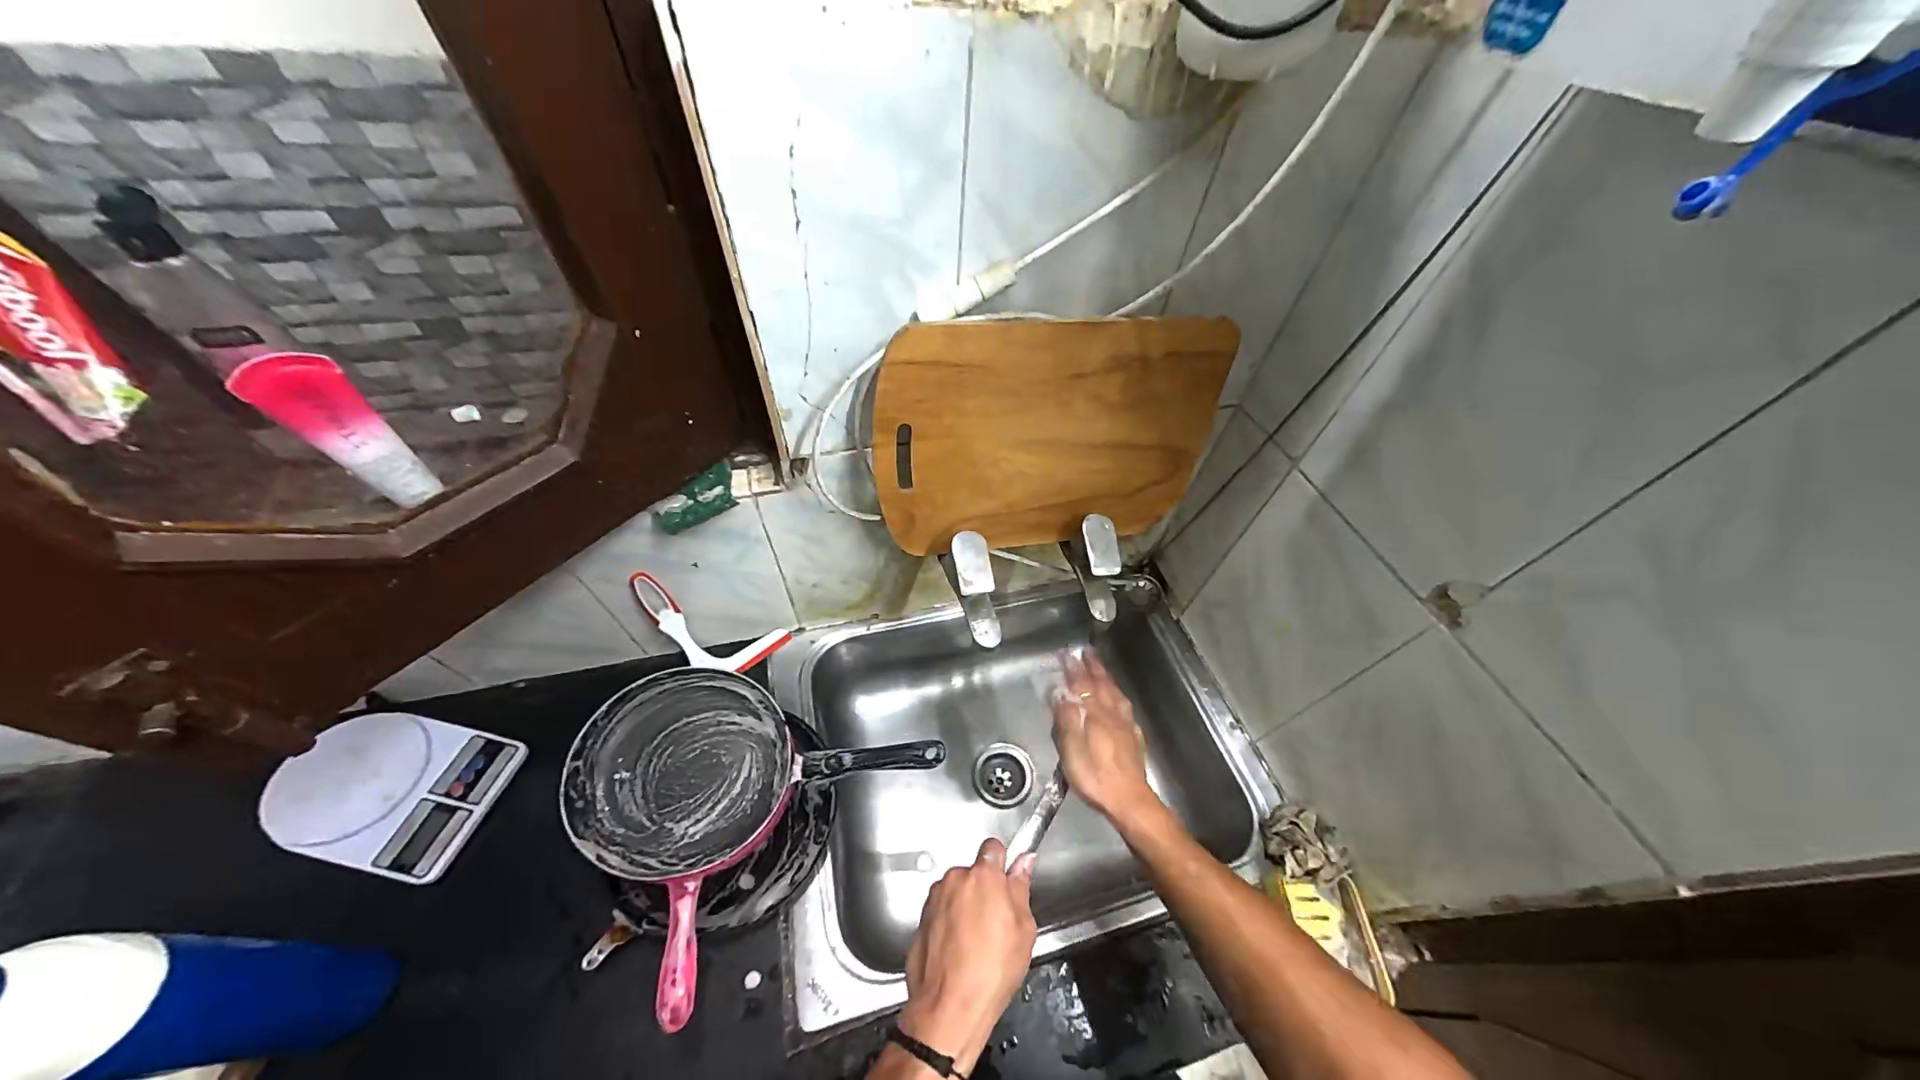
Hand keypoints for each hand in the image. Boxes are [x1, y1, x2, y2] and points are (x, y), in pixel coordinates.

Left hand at [897, 838, 1036, 1074]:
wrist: (950, 1006)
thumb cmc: (990, 971)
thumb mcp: (1023, 929)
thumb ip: (1021, 888)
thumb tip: (1024, 863)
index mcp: (983, 876)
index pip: (993, 848)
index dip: (1003, 862)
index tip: (1009, 877)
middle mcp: (955, 880)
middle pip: (974, 872)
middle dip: (985, 889)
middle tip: (999, 920)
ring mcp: (934, 898)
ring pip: (957, 892)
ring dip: (966, 906)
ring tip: (979, 941)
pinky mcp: (921, 918)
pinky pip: (941, 911)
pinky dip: (950, 923)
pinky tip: (960, 950)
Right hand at [1053, 651, 1161, 829]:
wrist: (1130, 801)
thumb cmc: (1096, 779)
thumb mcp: (1072, 752)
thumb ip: (1067, 721)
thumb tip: (1062, 696)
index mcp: (1096, 717)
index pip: (1083, 686)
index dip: (1074, 670)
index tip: (1067, 654)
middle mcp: (1113, 716)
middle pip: (1103, 685)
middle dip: (1093, 667)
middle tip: (1087, 652)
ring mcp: (1126, 726)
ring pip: (1116, 694)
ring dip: (1107, 678)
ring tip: (1100, 668)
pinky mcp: (1133, 737)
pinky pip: (1124, 706)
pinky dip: (1117, 695)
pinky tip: (1118, 699)